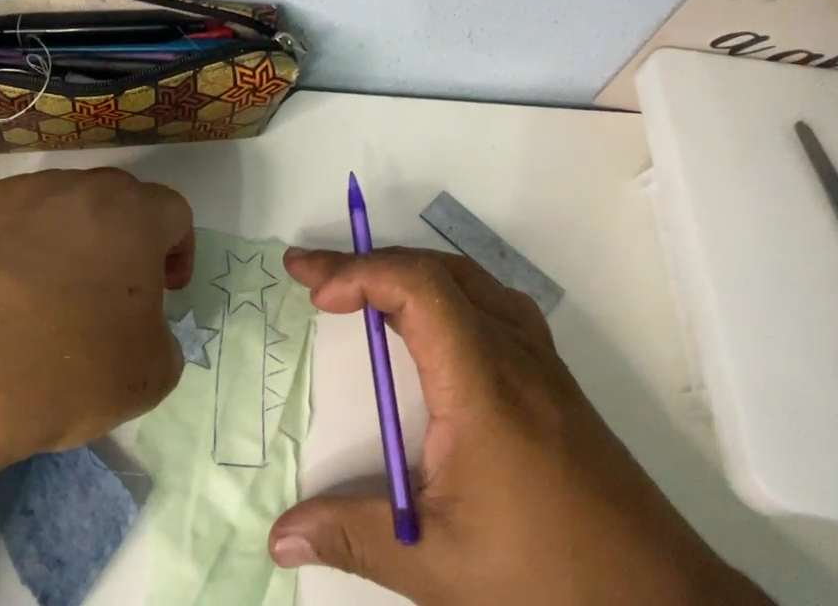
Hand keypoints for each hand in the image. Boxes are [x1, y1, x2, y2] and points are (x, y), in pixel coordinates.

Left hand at [0, 168, 194, 473]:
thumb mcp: (149, 377)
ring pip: (53, 206)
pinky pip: (0, 221)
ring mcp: (9, 195)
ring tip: (43, 299)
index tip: (165, 290)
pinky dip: (8, 249)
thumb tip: (139, 329)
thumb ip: (163, 339)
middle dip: (122, 239)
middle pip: (112, 200)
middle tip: (110, 293)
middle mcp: (71, 189)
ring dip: (63, 241)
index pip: (172, 210)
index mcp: (129, 215)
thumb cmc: (63, 372)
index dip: (178, 249)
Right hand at [268, 247, 769, 605]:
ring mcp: (544, 369)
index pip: (420, 288)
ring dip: (412, 273)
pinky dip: (448, 294)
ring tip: (363, 289)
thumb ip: (354, 538)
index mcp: (483, 385)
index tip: (314, 292)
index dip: (361, 273)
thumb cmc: (549, 579)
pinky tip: (435, 330)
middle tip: (313, 275)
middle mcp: (517, 359)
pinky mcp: (558, 389)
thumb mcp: (439, 566)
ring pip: (474, 283)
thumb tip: (279, 535)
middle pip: (441, 271)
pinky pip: (498, 308)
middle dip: (370, 263)